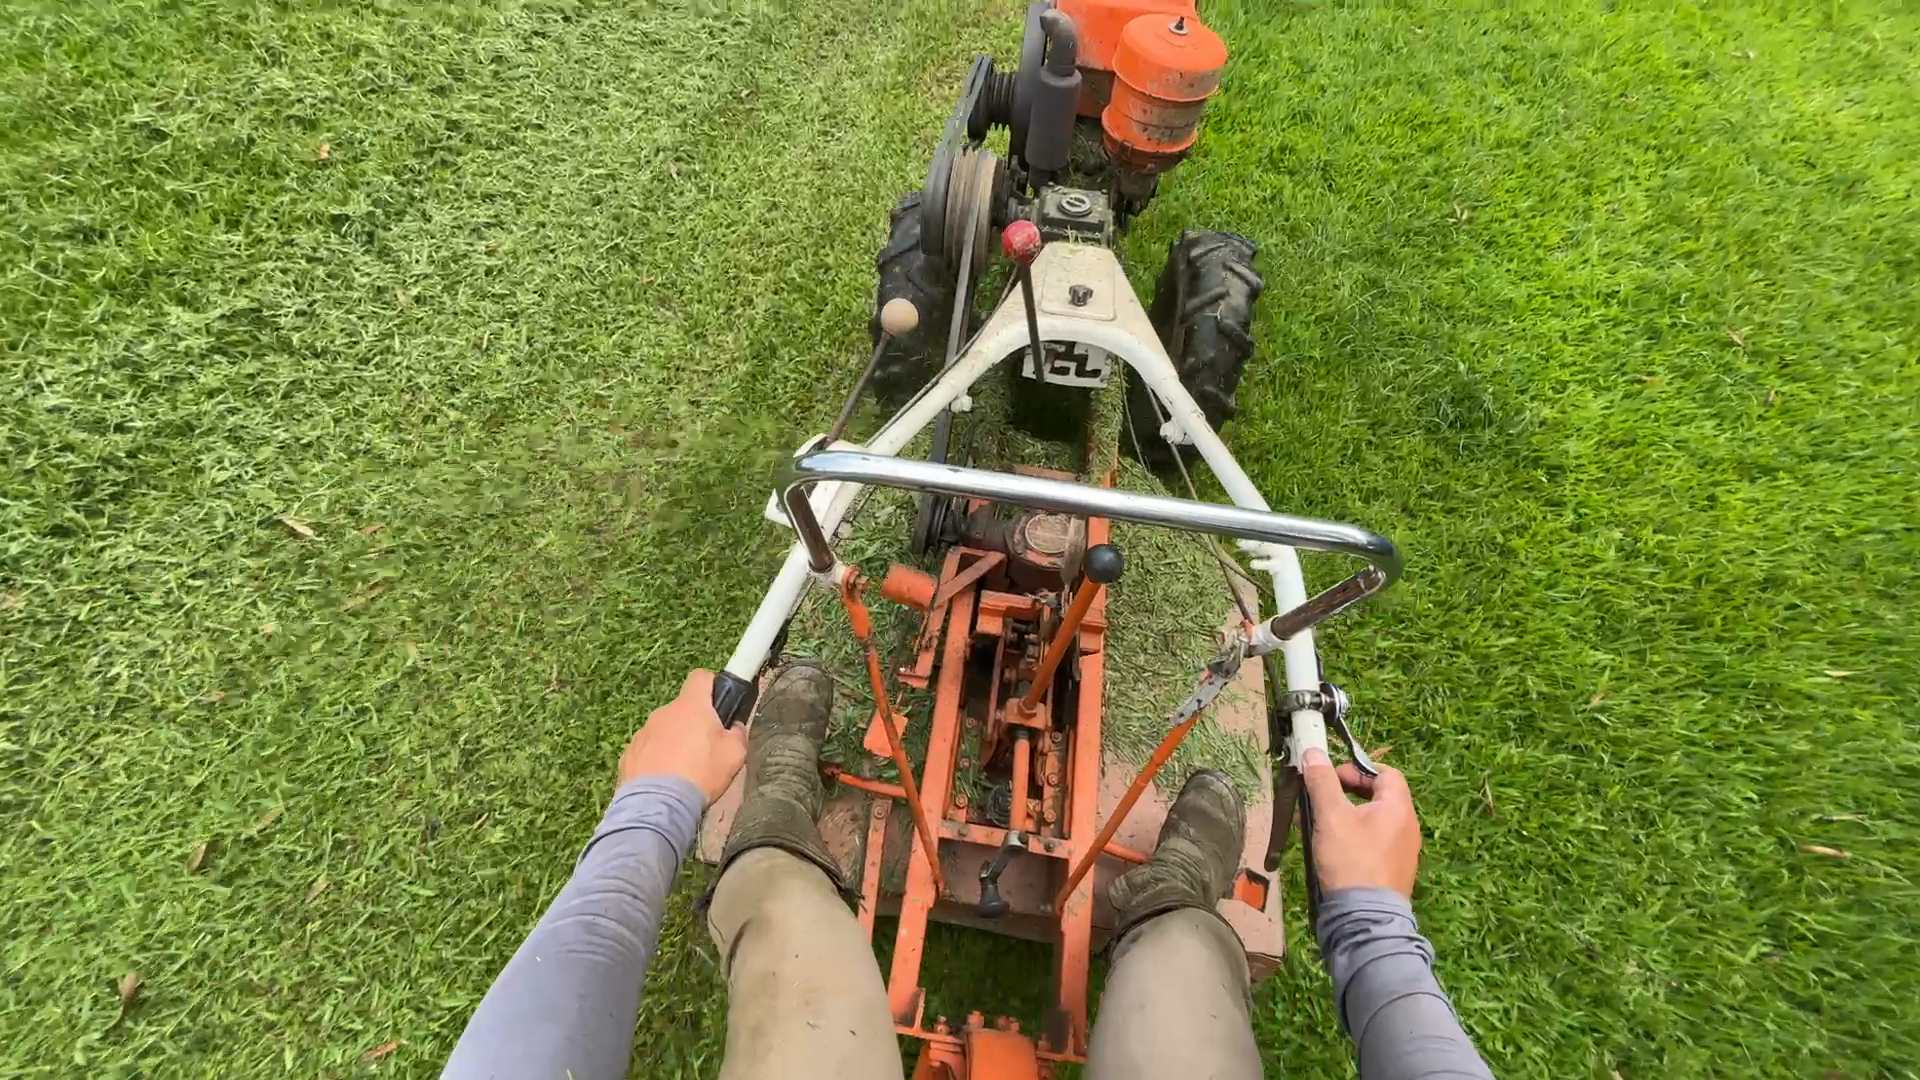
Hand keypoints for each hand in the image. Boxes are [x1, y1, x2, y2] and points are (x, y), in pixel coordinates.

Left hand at [617, 670, 748, 803]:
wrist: (657, 807)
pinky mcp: (628, 755)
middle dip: (695, 722)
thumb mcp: (735, 754)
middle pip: (683, 708)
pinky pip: (648, 750)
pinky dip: (656, 759)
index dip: (713, 685)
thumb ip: (737, 732)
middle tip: (706, 748)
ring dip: (674, 741)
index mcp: (691, 706)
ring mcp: (643, 733)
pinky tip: (665, 782)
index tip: (720, 703)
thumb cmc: (701, 774)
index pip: (701, 677)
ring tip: (684, 770)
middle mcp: (664, 713)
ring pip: (665, 729)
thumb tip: (733, 726)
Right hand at [1300, 747, 1421, 898]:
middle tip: (1321, 795)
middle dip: (1346, 789)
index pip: (1386, 773)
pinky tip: (1327, 842)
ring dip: (1343, 811)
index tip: (1332, 776)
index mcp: (1398, 809)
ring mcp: (1401, 849)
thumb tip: (1314, 752)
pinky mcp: (1391, 867)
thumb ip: (1322, 781)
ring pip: (1371, 817)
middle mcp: (1406, 826)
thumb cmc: (1350, 860)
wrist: (1365, 918)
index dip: (1357, 768)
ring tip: (1316, 819)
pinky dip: (1350, 832)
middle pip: (1378, 794)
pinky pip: (1372, 837)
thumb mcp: (1330, 816)